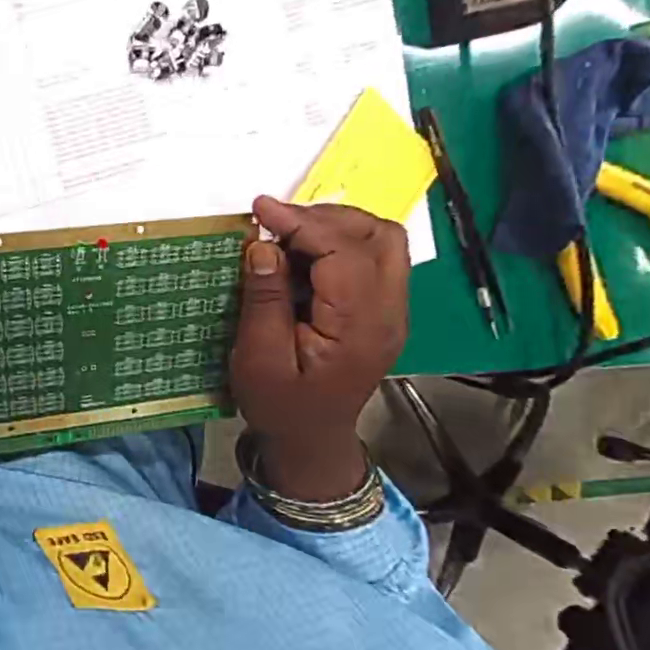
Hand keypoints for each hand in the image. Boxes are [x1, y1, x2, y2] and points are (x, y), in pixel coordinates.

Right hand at [230, 196, 409, 501]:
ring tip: (286, 233)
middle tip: (273, 222)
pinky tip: (301, 253)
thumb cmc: (279, 405)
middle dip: (324, 217)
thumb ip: (264, 300)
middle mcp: (389, 311)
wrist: (310, 440)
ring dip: (335, 225)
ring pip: (382, 240)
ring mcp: (391, 310)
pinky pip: (372, 258)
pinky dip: (338, 242)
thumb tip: (262, 247)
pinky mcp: (381, 311)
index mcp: (360, 326)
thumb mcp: (258, 358)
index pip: (345, 251)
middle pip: (379, 235)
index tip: (260, 209)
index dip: (303, 223)